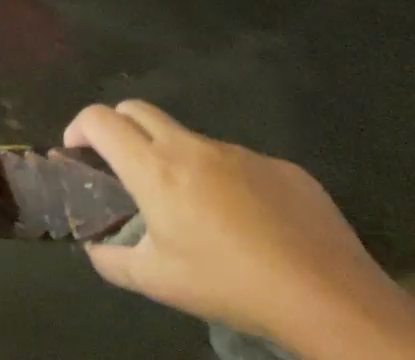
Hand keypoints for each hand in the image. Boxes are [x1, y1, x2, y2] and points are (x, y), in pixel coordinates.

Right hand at [65, 101, 414, 355]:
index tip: (79, 153)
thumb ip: (110, 259)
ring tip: (195, 204)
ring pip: (190, 138)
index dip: (78, 128)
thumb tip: (95, 247)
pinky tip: (249, 220)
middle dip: (118, 129)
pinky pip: (241, 162)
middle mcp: (192, 149)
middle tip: (124, 166)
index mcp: (153, 168)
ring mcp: (243, 156)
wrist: (336, 304)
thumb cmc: (231, 285)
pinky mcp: (287, 170)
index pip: (98, 118)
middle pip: (136, 109)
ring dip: (176, 157)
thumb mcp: (156, 282)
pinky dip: (228, 179)